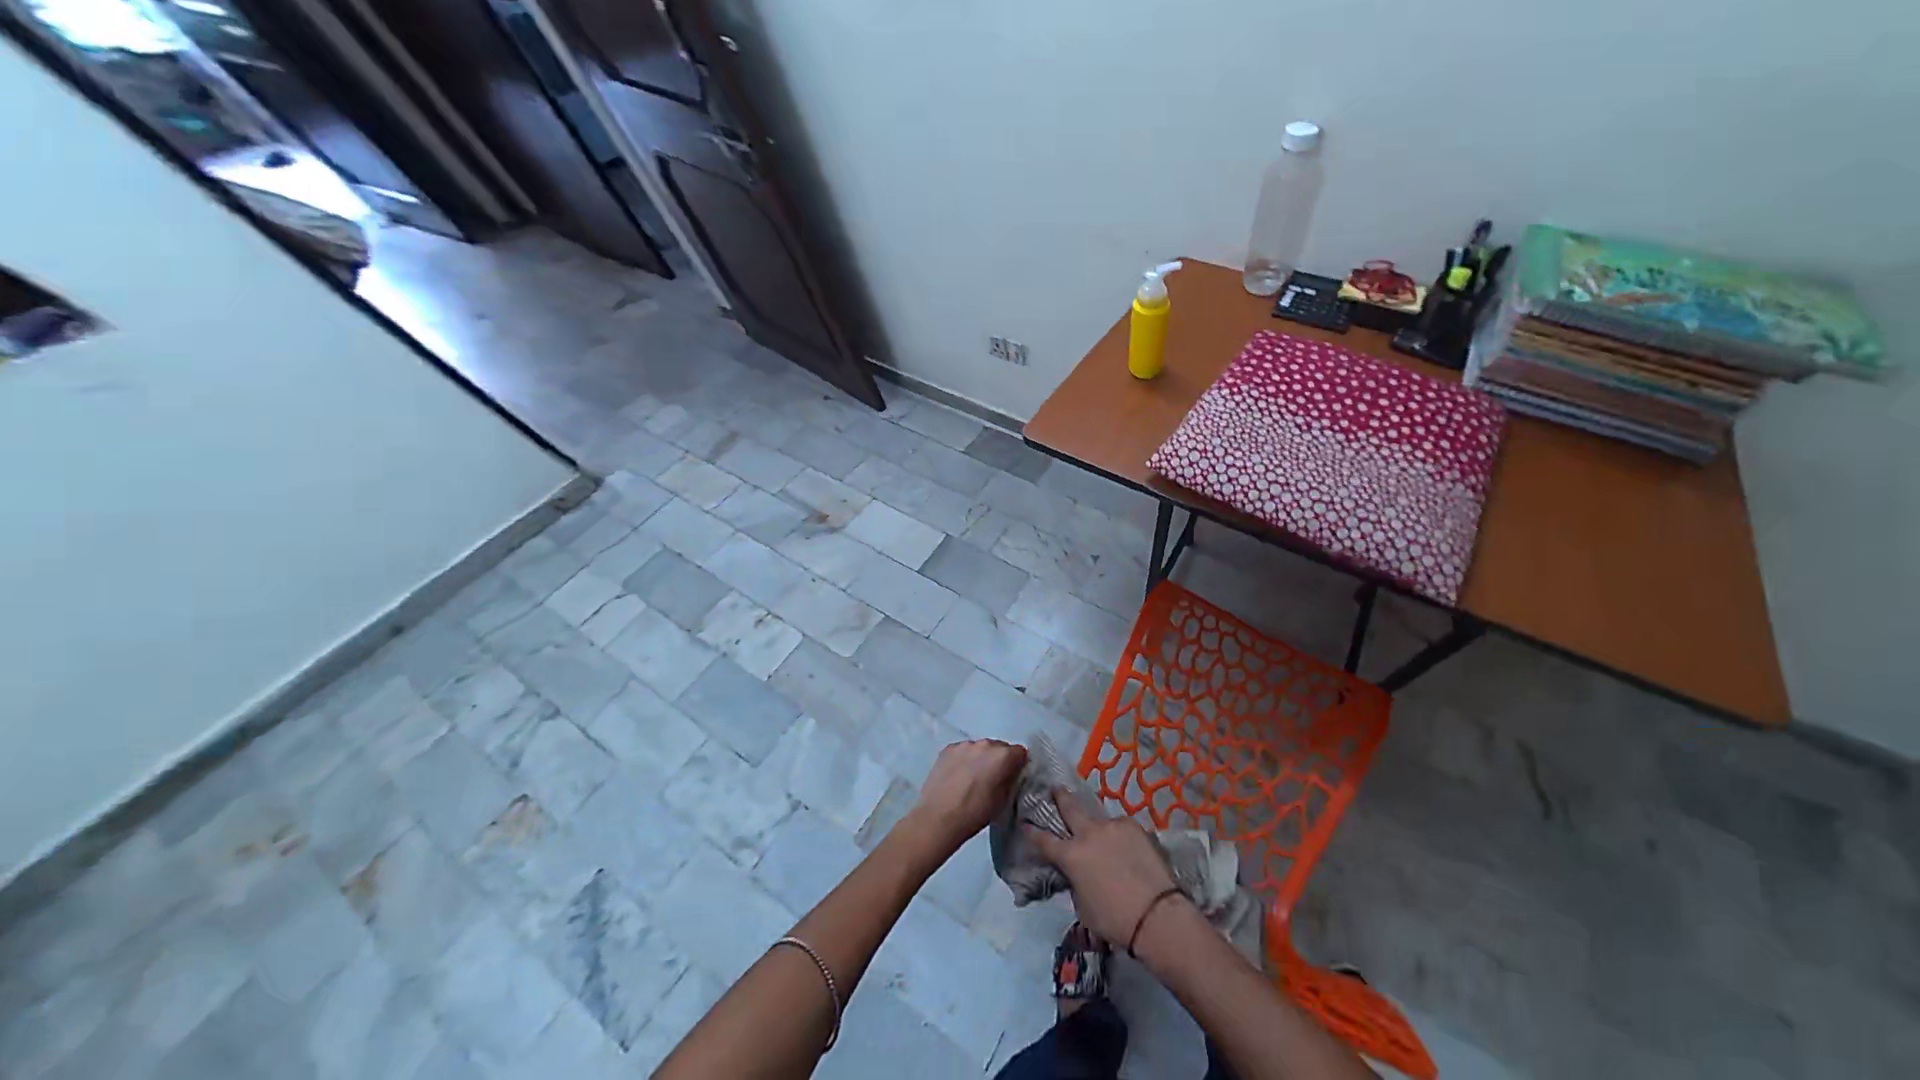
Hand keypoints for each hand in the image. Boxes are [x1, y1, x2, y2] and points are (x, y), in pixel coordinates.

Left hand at [911, 739, 1027, 848]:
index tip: (1011, 777)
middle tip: (991, 780)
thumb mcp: (1003, 800)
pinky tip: (958, 776)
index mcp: (1002, 756)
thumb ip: (1010, 780)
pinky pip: (963, 751)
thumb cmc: (975, 813)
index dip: (1017, 765)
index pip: (1019, 752)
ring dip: (980, 759)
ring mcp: (964, 745)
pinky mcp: (947, 749)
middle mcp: (984, 744)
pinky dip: (964, 759)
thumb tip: (1009, 773)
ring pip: (980, 748)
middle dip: (999, 760)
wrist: (938, 818)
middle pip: (999, 747)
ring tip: (971, 779)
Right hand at [1024, 789, 1179, 946]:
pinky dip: (1120, 835)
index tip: (1026, 823)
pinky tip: (1128, 846)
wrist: (1157, 914)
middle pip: (1070, 808)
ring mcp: (1113, 826)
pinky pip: (1121, 827)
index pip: (1044, 840)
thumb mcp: (1083, 906)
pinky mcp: (1135, 827)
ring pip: (1099, 820)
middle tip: (1055, 788)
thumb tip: (1079, 874)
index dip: (1033, 832)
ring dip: (1097, 825)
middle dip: (1060, 797)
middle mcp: (1088, 834)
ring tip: (1103, 834)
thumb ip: (1076, 882)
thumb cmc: (1115, 920)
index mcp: (1070, 856)